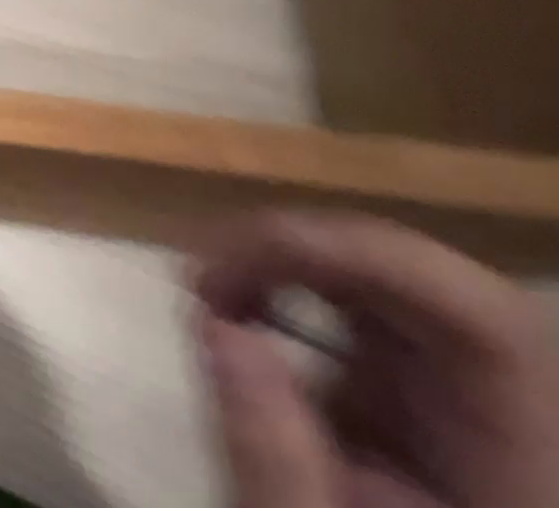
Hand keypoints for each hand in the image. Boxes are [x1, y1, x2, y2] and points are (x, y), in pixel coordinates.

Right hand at [193, 213, 558, 507]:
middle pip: (425, 280)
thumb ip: (269, 453)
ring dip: (285, 262)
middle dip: (302, 254)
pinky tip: (233, 307)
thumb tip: (218, 326)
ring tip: (206, 292)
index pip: (482, 319)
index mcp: (517, 464)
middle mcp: (503, 409)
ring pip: (387, 279)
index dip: (369, 258)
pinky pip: (359, 304)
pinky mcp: (409, 385)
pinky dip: (284, 285)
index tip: (240, 260)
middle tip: (201, 280)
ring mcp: (453, 391)